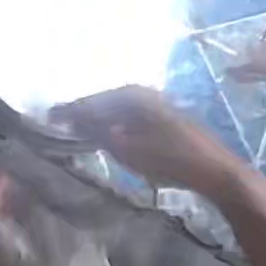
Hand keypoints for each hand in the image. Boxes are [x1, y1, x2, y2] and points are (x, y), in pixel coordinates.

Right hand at [54, 86, 250, 195]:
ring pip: (117, 109)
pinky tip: (108, 135)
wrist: (216, 172)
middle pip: (104, 102)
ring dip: (99, 119)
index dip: (70, 110)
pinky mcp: (164, 118)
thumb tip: (72, 118)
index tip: (49, 117)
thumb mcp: (127, 148)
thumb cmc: (170, 159)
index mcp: (132, 95)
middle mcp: (143, 93)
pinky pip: (129, 117)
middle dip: (83, 112)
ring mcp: (156, 104)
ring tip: (79, 131)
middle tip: (60, 123)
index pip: (92, 100)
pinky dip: (115, 124)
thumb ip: (97, 131)